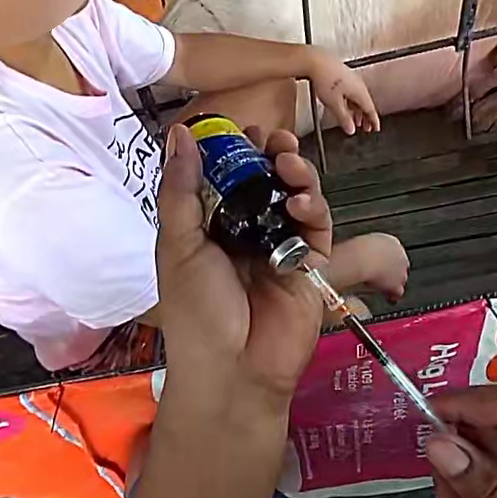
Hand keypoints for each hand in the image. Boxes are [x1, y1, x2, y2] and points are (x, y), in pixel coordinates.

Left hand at [156, 123, 329, 403]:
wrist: (234, 369)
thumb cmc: (197, 309)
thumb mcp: (178, 245)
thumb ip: (181, 189)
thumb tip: (178, 133)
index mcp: (210, 227)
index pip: (227, 177)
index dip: (236, 150)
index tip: (243, 128)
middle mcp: (246, 233)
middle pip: (267, 182)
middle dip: (273, 156)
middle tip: (276, 139)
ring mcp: (280, 247)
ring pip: (296, 198)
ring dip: (297, 175)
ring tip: (290, 162)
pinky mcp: (310, 264)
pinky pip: (318, 227)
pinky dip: (314, 209)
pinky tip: (301, 203)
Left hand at [303, 47, 379, 134]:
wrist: (315, 61)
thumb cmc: (325, 78)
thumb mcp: (334, 104)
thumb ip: (344, 118)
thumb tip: (351, 129)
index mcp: (360, 91)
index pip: (370, 109)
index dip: (373, 121)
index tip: (375, 129)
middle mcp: (358, 84)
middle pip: (366, 104)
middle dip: (366, 117)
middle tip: (366, 128)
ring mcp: (351, 79)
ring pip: (358, 98)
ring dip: (358, 110)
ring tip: (355, 120)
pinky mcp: (342, 76)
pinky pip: (351, 92)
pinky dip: (351, 102)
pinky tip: (345, 106)